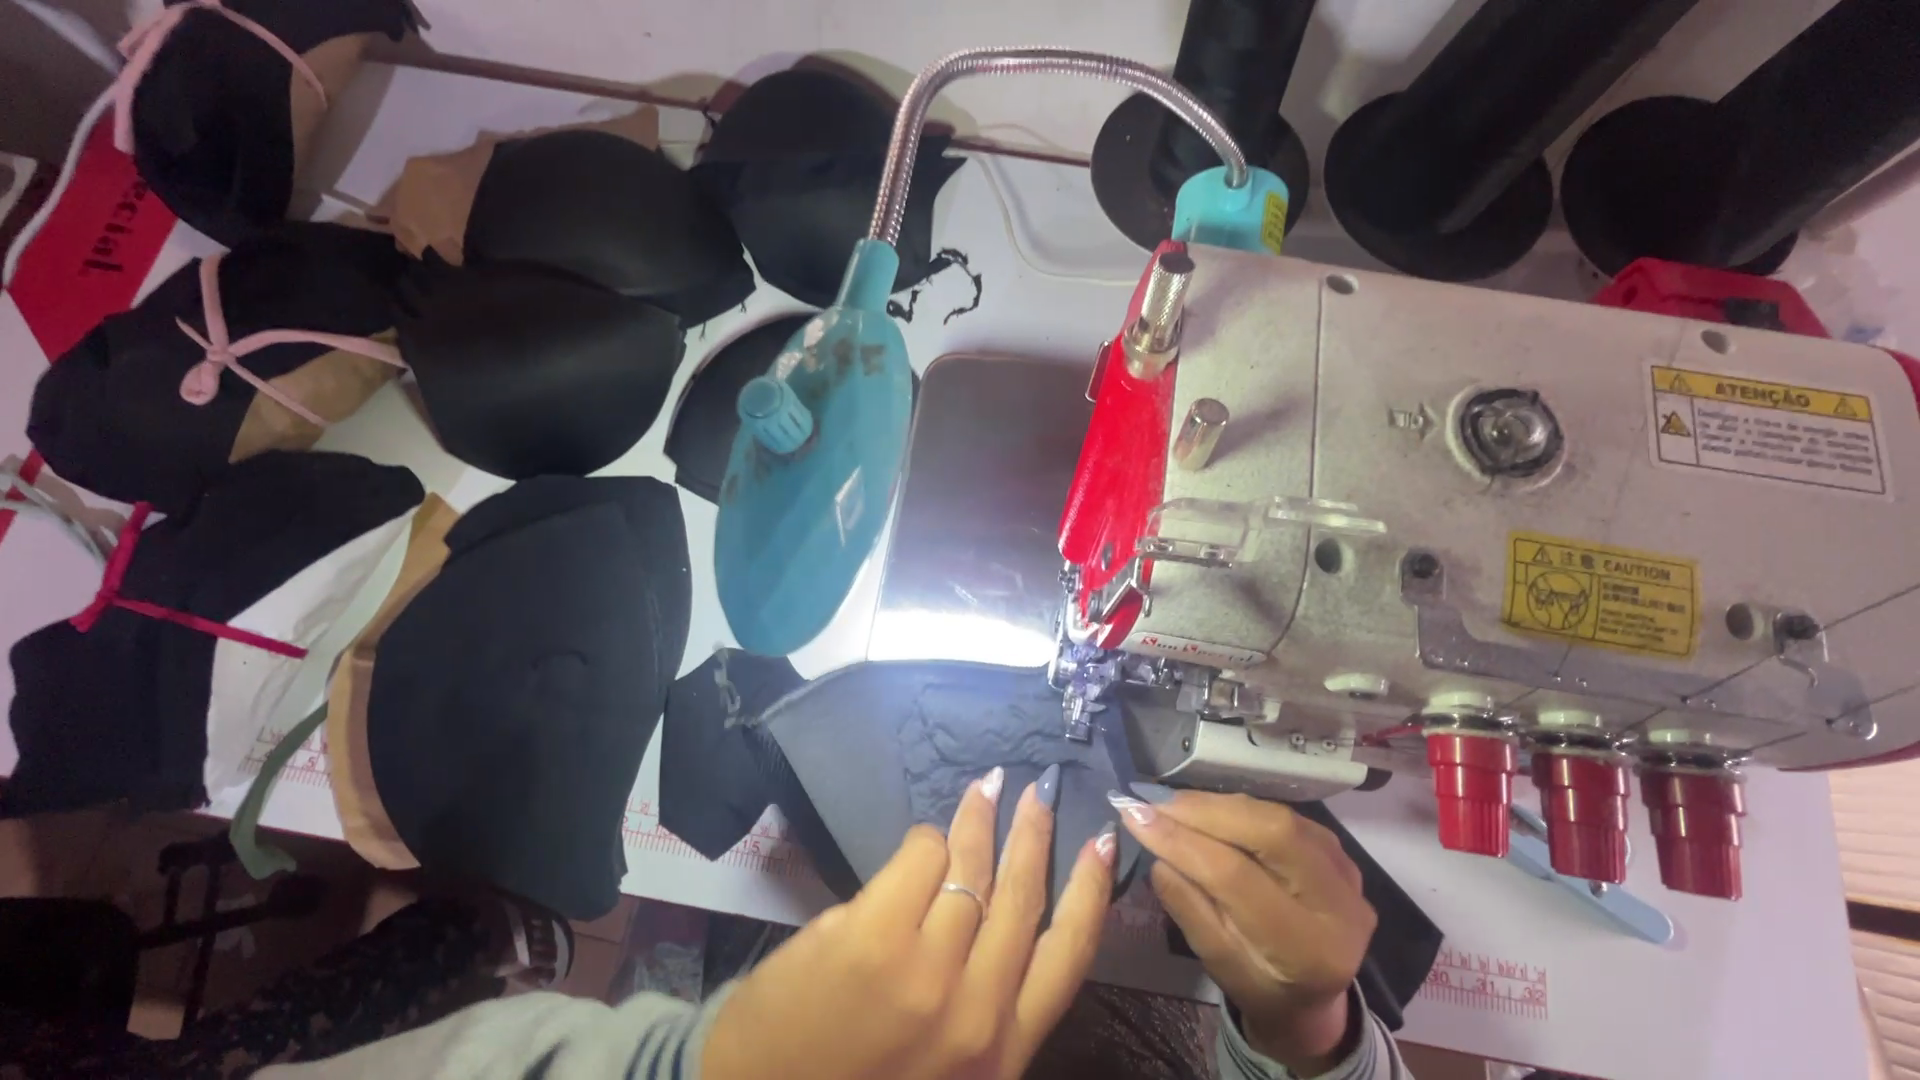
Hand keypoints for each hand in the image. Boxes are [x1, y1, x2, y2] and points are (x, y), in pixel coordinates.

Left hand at [703, 766, 1118, 1079]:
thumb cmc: (861, 1076)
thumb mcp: (946, 1060)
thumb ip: (981, 996)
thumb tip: (991, 903)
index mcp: (1000, 1050)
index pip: (1067, 954)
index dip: (1092, 891)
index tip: (1102, 842)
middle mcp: (975, 1010)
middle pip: (1022, 897)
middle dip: (1034, 834)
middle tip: (1040, 792)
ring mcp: (925, 969)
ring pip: (971, 869)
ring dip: (980, 821)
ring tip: (989, 789)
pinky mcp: (874, 933)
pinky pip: (920, 856)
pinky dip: (926, 840)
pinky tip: (927, 834)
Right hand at [1108, 785, 1374, 1074]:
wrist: (1314, 998)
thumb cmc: (1260, 986)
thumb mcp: (1217, 964)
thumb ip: (1189, 907)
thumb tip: (1156, 852)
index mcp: (1305, 948)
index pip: (1237, 878)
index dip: (1181, 842)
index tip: (1134, 817)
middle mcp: (1339, 905)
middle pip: (1271, 832)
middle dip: (1204, 811)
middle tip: (1155, 803)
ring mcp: (1347, 873)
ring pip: (1278, 815)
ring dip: (1219, 804)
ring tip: (1172, 804)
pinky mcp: (1340, 852)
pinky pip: (1284, 815)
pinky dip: (1239, 808)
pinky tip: (1207, 811)